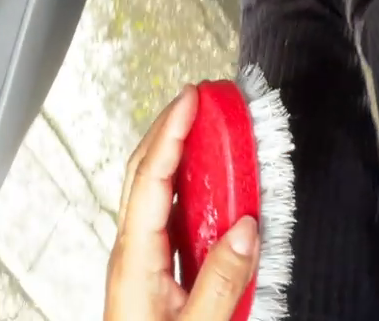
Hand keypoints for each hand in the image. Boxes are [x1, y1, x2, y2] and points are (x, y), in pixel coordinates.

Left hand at [105, 87, 259, 320]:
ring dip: (175, 150)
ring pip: (152, 189)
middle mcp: (132, 252)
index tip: (191, 98)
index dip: (171, 131)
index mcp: (135, 259)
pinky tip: (208, 183)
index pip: (150, 176)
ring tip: (204, 128)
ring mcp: (140, 261)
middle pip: (142, 171)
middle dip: (168, 127)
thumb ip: (222, 281)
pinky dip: (185, 183)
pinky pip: (166, 211)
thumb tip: (246, 225)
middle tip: (197, 100)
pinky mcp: (154, 272)